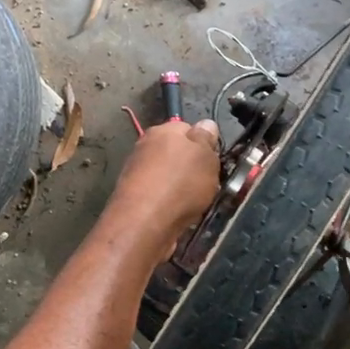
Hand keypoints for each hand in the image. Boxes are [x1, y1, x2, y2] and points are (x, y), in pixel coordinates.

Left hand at [104, 119, 220, 251]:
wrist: (144, 224)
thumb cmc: (180, 184)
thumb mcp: (206, 155)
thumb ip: (206, 137)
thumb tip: (206, 124)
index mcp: (163, 130)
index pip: (189, 128)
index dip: (205, 144)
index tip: (214, 161)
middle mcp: (146, 147)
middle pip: (178, 154)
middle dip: (193, 168)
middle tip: (208, 183)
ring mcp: (137, 173)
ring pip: (170, 177)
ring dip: (182, 187)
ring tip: (195, 203)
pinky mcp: (134, 197)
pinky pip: (160, 196)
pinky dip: (170, 203)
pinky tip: (179, 215)